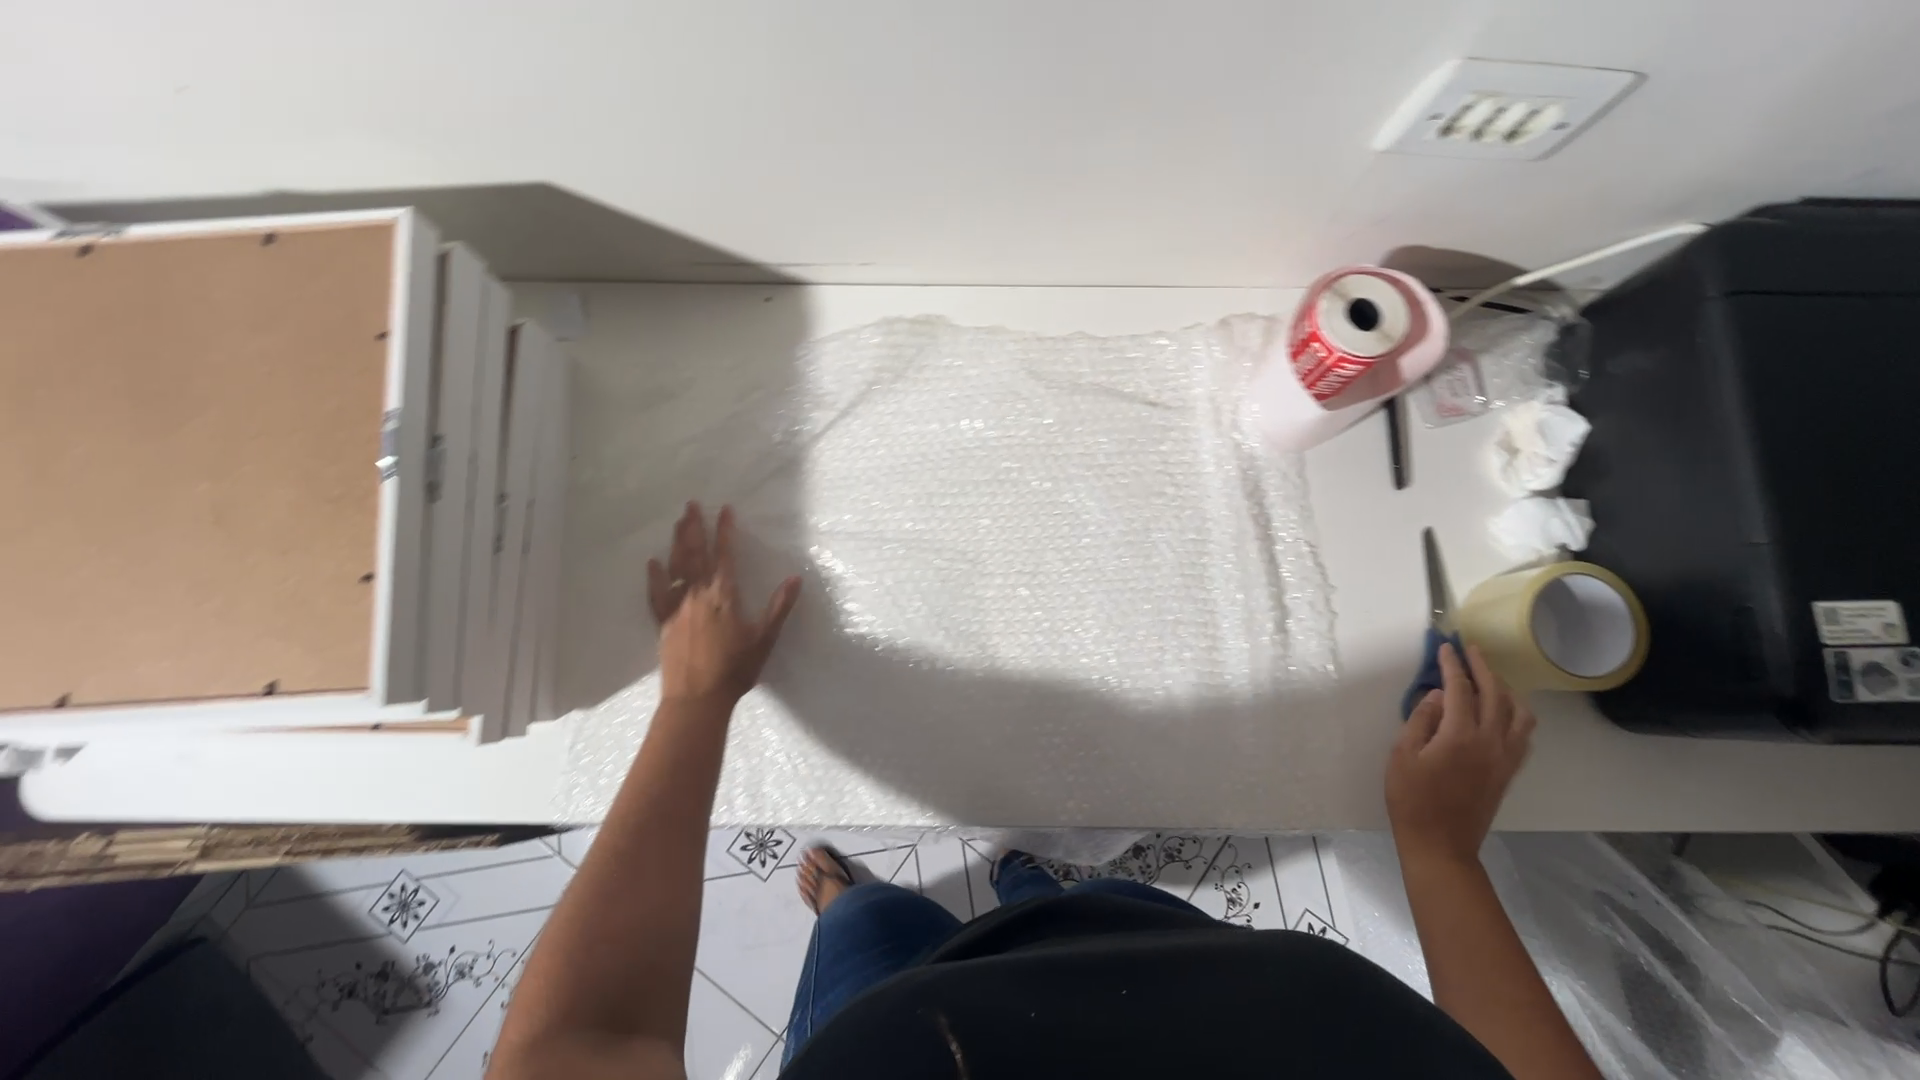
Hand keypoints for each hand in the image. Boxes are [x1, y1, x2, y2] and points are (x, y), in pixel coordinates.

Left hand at [646, 502, 800, 705]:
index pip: (725, 555)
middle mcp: (698, 595)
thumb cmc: (735, 669)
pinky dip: (654, 577)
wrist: (697, 699)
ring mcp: (677, 608)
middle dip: (694, 527)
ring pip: (675, 567)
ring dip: (677, 543)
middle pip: (695, 554)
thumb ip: (778, 607)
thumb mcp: (764, 638)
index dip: (725, 530)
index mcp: (724, 596)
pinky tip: (652, 562)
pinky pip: (656, 594)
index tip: (725, 509)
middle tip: (691, 504)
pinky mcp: (663, 623)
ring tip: (678, 522)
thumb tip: (795, 578)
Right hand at [1385, 642, 1535, 867]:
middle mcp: (1490, 741)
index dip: (1453, 666)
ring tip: (1489, 678)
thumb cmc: (1411, 799)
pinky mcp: (1509, 771)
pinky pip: (1523, 733)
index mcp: (1460, 735)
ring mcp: (1505, 757)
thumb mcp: (1402, 755)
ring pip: (1518, 712)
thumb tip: (1436, 696)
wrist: (1440, 843)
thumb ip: (1420, 721)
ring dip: (1505, 689)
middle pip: (1494, 694)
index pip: (1460, 689)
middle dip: (1482, 668)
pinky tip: (1504, 711)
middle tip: (1470, 650)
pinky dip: (1516, 713)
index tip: (1446, 648)